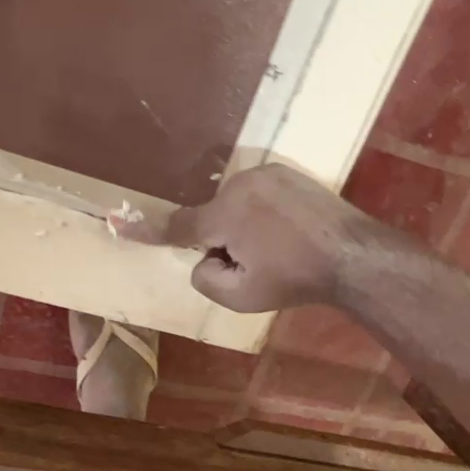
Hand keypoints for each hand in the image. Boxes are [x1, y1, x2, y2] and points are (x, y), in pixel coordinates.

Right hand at [112, 164, 405, 312]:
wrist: (352, 256)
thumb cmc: (294, 281)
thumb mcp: (240, 298)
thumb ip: (206, 279)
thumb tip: (202, 261)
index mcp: (225, 215)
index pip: (177, 227)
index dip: (146, 230)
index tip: (117, 222)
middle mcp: (240, 185)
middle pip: (212, 220)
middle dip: (224, 243)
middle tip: (260, 265)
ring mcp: (267, 173)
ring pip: (236, 209)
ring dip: (245, 229)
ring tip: (280, 250)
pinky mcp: (288, 172)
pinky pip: (258, 198)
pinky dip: (264, 217)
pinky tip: (290, 234)